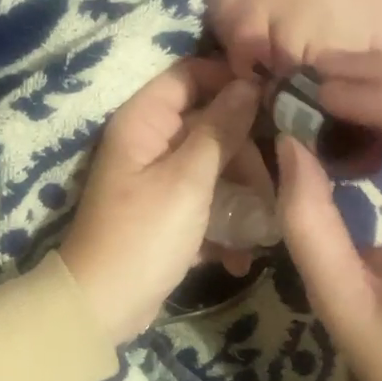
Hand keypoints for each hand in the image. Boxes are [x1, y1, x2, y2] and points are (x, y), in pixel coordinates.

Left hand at [61, 60, 260, 344]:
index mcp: (142, 121)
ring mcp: (156, 179)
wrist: (103, 305)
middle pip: (210, 124)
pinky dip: (222, 225)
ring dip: (241, 196)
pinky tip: (237, 257)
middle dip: (246, 154)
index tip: (278, 100)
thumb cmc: (143, 236)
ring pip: (214, 166)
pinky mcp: (165, 214)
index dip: (231, 80)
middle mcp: (148, 142)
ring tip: (260, 231)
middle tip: (273, 187)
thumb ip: (220, 129)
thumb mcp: (187, 180)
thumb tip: (248, 84)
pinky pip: (204, 202)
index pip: (190, 75)